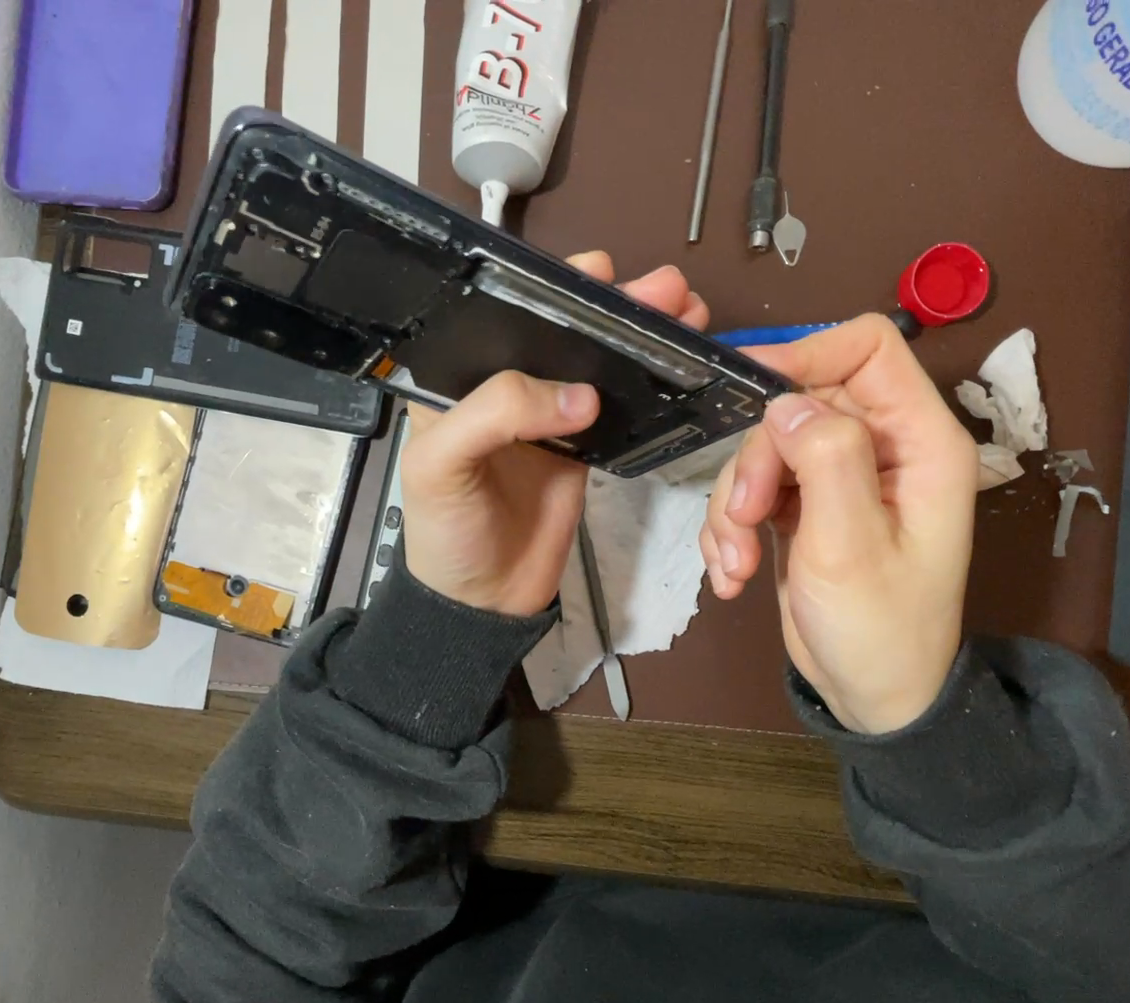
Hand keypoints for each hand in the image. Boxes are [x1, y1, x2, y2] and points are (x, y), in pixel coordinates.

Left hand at [402, 253, 709, 615]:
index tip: (598, 273)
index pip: (503, 318)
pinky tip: (678, 360)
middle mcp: (504, 389)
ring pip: (595, 363)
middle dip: (613, 305)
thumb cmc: (445, 531)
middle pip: (561, 333)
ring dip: (639, 336)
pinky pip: (618, 408)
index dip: (550, 291)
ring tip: (685, 309)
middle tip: (663, 288)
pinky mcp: (581, 448)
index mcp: (457, 380)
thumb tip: (584, 394)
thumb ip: (495, 414)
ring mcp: (547, 418)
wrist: (483, 602)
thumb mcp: (443, 464)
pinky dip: (647, 384)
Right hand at [700, 315, 977, 733]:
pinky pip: (750, 489)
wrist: (869, 695)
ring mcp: (836, 478)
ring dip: (733, 507)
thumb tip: (786, 399)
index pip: (868, 350)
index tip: (747, 391)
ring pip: (761, 451)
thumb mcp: (850, 546)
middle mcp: (878, 449)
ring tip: (735, 566)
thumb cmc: (879, 628)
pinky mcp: (801, 507)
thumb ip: (826, 460)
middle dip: (755, 465)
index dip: (806, 354)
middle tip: (744, 522)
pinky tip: (732, 572)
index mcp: (918, 442)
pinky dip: (729, 528)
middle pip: (795, 407)